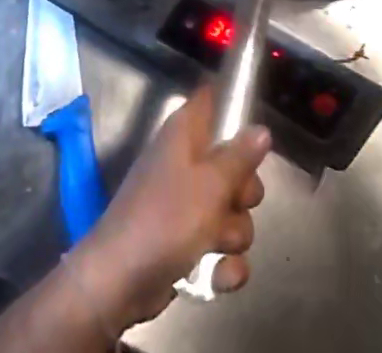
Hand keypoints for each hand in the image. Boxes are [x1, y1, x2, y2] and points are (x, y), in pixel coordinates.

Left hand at [63, 88, 268, 333]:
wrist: (119, 282)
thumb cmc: (165, 219)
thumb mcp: (210, 184)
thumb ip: (240, 157)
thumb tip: (262, 129)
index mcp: (184, 135)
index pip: (210, 99)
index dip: (233, 103)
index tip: (254, 122)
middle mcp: (185, 163)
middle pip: (235, 165)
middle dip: (244, 192)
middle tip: (235, 201)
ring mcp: (185, 205)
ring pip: (233, 210)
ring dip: (233, 234)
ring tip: (215, 244)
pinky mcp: (187, 243)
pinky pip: (222, 248)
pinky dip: (223, 265)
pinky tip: (217, 277)